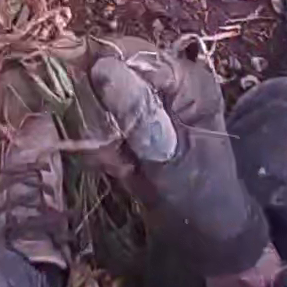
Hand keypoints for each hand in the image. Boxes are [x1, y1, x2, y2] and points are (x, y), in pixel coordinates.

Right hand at [88, 36, 270, 276]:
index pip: (126, 51)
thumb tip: (102, 68)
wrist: (206, 235)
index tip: (80, 106)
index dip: (94, 70)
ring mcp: (146, 94)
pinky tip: (114, 163)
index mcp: (185, 78)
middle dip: (93, 107)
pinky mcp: (130, 112)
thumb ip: (139, 114)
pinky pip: (95, 112)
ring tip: (117, 162)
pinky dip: (96, 138)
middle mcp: (164, 76)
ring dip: (93, 128)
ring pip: (92, 91)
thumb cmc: (199, 199)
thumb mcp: (171, 160)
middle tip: (109, 149)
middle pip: (104, 65)